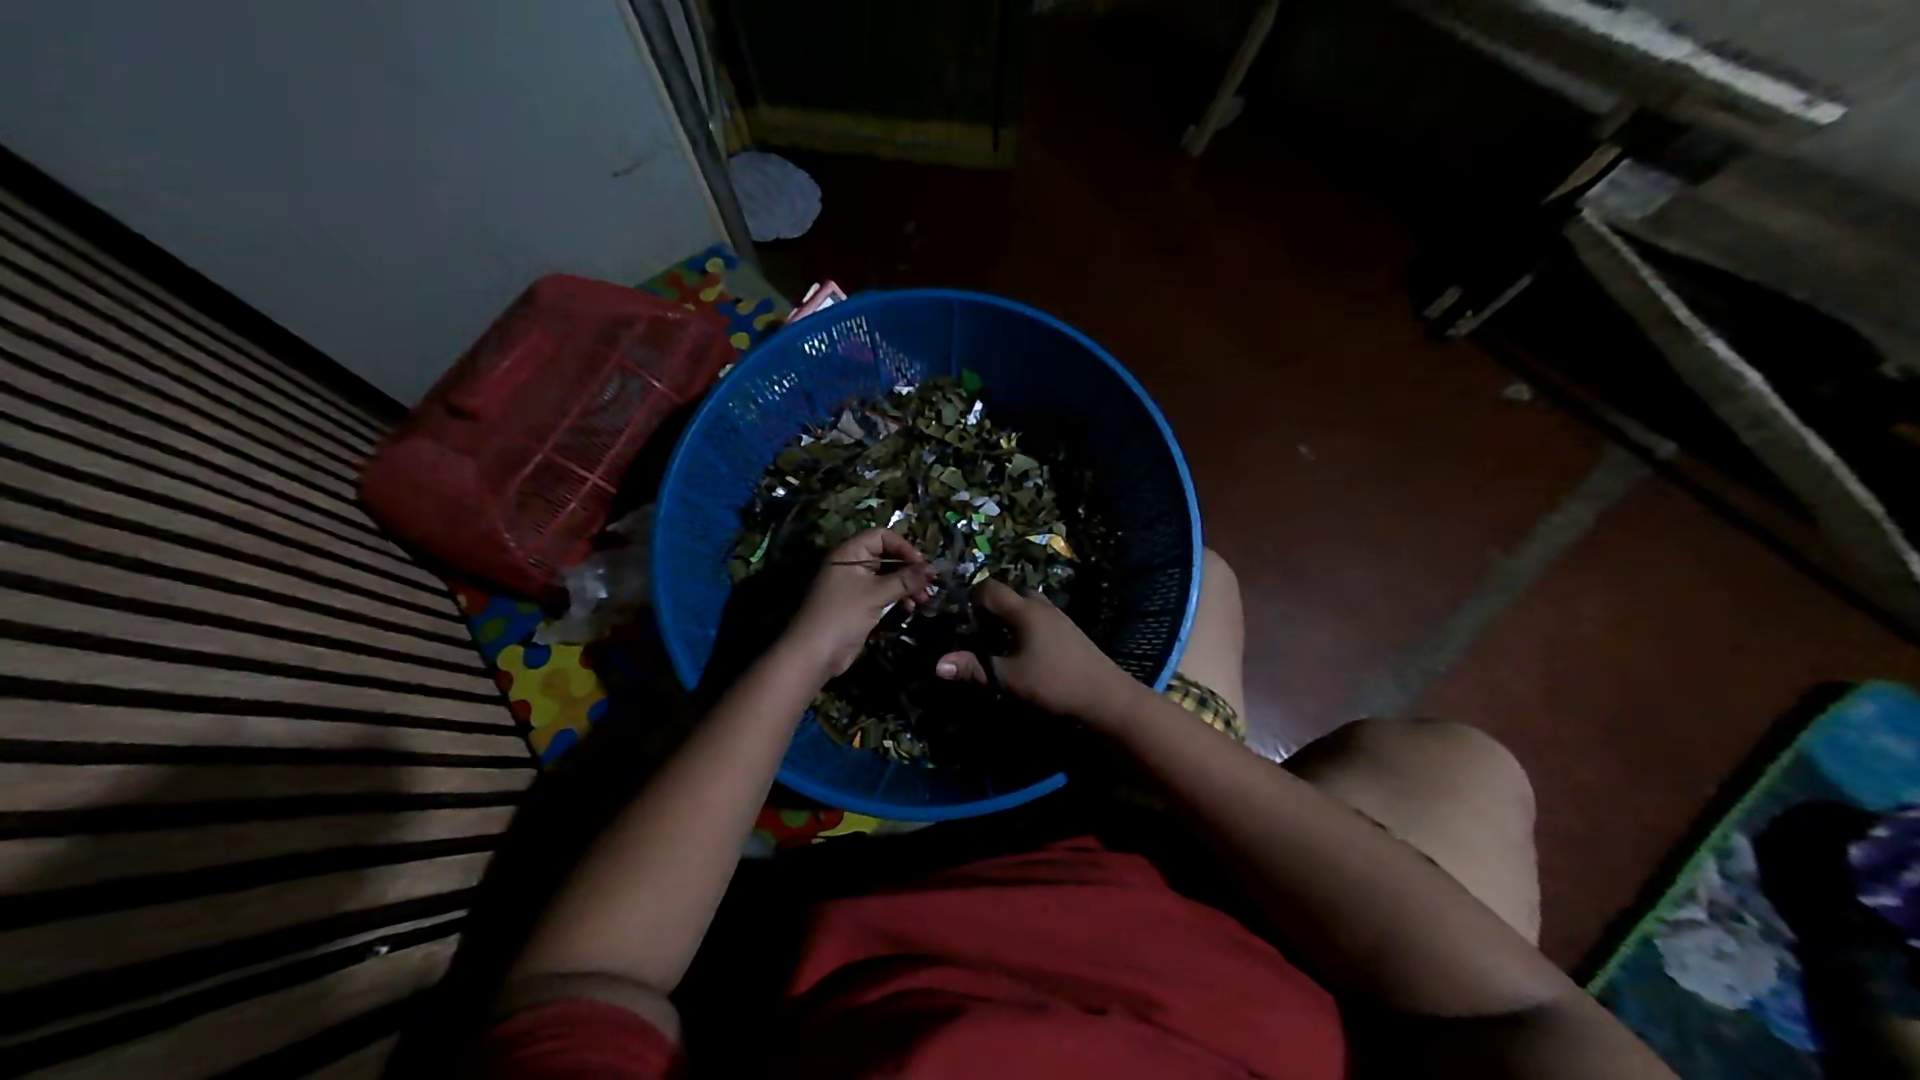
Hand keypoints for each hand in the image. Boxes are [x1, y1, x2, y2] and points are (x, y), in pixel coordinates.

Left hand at [784, 529, 932, 676]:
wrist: (815, 653)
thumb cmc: (843, 615)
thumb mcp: (876, 594)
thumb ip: (906, 579)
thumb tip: (932, 569)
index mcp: (850, 553)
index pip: (882, 536)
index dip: (903, 547)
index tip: (921, 564)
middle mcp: (852, 564)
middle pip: (887, 556)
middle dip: (909, 569)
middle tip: (929, 584)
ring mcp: (855, 584)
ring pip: (887, 576)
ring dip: (907, 585)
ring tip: (923, 599)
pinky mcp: (859, 603)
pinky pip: (883, 592)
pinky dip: (898, 597)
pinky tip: (910, 607)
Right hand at [933, 579, 1141, 721]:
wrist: (1106, 696)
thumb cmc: (1055, 683)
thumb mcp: (1009, 679)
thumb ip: (974, 669)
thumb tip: (938, 664)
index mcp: (1025, 612)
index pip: (991, 589)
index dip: (972, 597)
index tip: (960, 615)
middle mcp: (1043, 607)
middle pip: (1013, 592)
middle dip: (993, 603)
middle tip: (978, 625)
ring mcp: (1060, 618)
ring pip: (1030, 604)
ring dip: (1013, 613)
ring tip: (998, 636)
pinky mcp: (1070, 632)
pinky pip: (1042, 617)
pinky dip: (1028, 624)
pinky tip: (1024, 647)